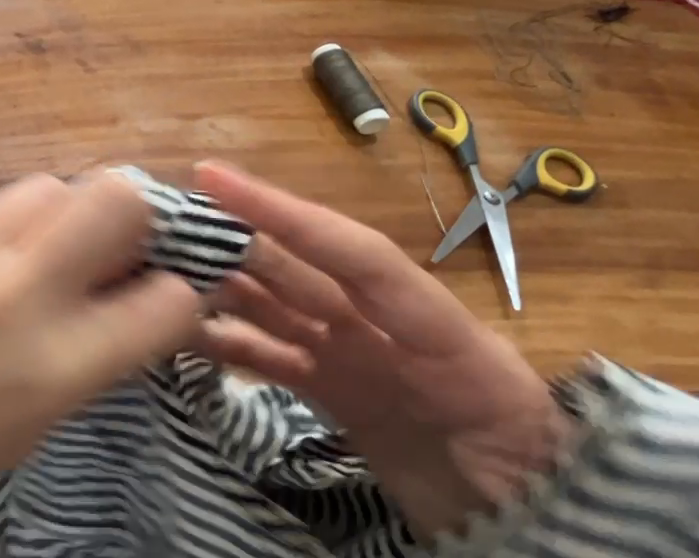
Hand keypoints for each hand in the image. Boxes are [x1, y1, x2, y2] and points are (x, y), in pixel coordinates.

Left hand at [0, 171, 204, 555]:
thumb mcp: (27, 427)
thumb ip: (82, 356)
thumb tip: (121, 297)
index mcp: (56, 365)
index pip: (168, 299)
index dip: (177, 295)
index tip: (158, 294)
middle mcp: (13, 291)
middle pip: (116, 197)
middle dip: (131, 219)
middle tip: (106, 250)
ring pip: (43, 187)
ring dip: (55, 218)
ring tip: (28, 255)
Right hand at [194, 161, 571, 541]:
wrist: (543, 526)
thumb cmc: (536, 478)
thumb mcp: (502, 425)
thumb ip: (442, 375)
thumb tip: (356, 341)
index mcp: (434, 323)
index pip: (351, 251)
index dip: (280, 210)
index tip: (210, 176)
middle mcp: (381, 325)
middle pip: (294, 268)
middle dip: (229, 239)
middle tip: (156, 222)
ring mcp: (352, 354)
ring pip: (270, 304)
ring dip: (216, 284)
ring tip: (155, 268)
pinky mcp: (332, 387)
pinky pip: (267, 351)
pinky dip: (224, 338)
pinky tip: (180, 328)